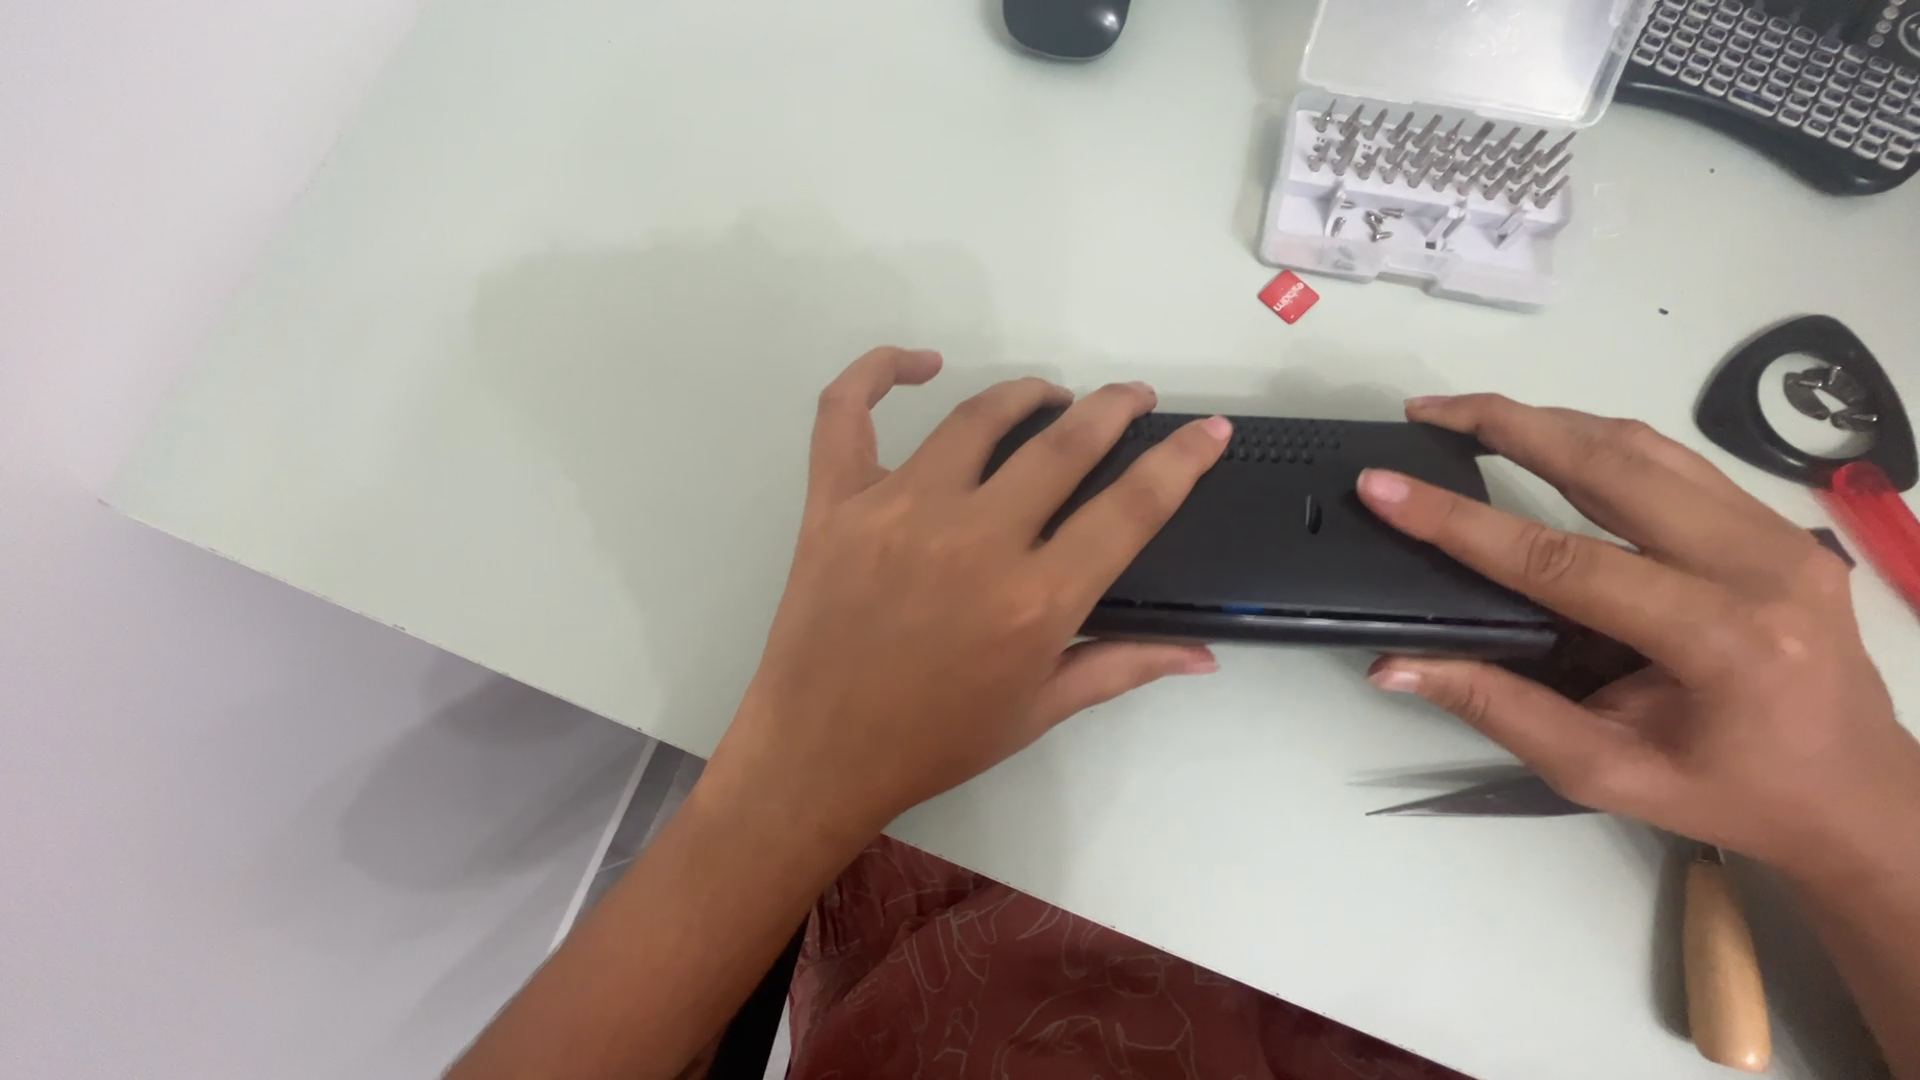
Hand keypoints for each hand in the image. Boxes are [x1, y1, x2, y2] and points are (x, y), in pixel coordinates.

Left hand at [701, 347, 1231, 843]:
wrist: (817, 753)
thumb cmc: (933, 741)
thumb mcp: (1037, 712)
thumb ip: (1122, 668)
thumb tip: (1202, 652)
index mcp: (1033, 600)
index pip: (1131, 509)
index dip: (1181, 461)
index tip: (1207, 431)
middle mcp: (972, 541)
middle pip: (1064, 444)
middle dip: (1113, 408)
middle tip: (1131, 397)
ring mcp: (897, 512)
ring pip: (976, 417)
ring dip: (1026, 393)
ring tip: (1048, 395)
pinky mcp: (835, 502)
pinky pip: (847, 412)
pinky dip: (877, 371)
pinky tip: (917, 363)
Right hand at [1359, 394, 1919, 877]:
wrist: (1858, 797)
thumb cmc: (1727, 793)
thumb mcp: (1599, 770)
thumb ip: (1494, 707)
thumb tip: (1392, 666)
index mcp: (1722, 639)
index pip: (1559, 560)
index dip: (1458, 520)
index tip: (1383, 486)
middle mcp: (1761, 566)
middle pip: (1610, 466)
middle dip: (1505, 425)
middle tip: (1425, 412)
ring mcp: (1777, 535)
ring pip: (1640, 446)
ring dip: (1544, 420)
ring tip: (1466, 415)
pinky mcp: (1771, 525)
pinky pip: (1667, 459)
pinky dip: (1588, 437)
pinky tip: (1539, 439)